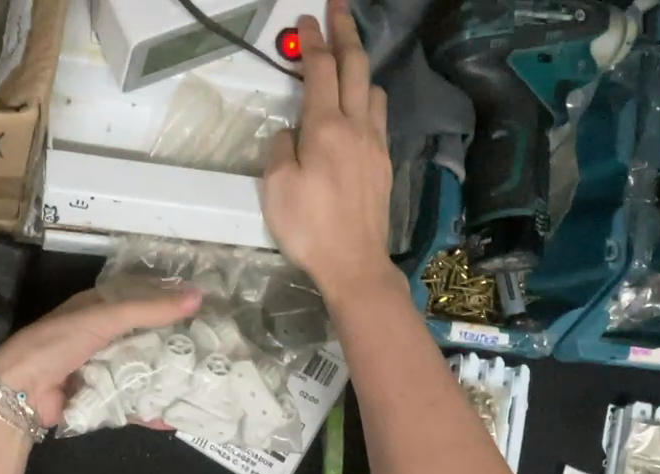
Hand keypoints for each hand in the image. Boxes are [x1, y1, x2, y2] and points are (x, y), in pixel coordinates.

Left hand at [0, 286, 199, 426]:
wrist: (21, 391)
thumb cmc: (57, 343)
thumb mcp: (103, 318)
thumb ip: (149, 310)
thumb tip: (197, 297)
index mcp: (98, 308)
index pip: (142, 299)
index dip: (170, 301)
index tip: (206, 306)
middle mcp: (101, 337)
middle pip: (145, 338)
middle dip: (175, 344)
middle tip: (214, 348)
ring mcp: (102, 370)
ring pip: (141, 372)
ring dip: (167, 379)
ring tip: (203, 382)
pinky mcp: (101, 400)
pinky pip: (131, 404)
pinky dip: (150, 411)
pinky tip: (174, 417)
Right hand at [263, 0, 396, 299]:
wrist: (353, 262)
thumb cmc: (309, 229)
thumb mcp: (276, 191)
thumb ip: (279, 152)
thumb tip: (289, 133)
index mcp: (324, 128)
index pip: (318, 70)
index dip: (310, 42)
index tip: (304, 21)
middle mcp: (355, 125)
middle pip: (354, 64)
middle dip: (345, 30)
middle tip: (338, 7)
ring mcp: (375, 143)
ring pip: (373, 87)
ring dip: (360, 65)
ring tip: (348, 59)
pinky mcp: (383, 162)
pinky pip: (379, 115)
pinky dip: (369, 96)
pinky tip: (362, 105)